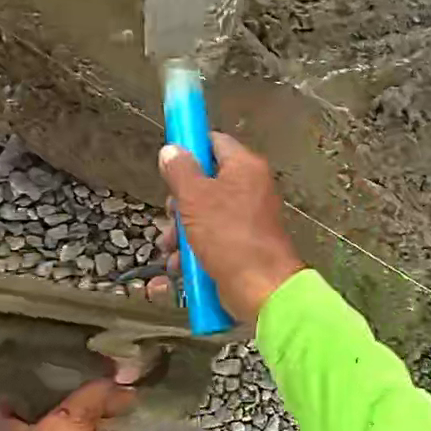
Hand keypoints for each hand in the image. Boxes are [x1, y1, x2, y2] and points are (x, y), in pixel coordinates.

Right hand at [157, 132, 304, 321]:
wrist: (261, 288)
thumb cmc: (229, 236)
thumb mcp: (195, 197)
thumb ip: (180, 170)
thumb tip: (172, 150)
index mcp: (245, 167)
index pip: (214, 142)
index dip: (189, 149)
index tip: (169, 164)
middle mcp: (249, 188)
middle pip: (204, 182)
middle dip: (179, 203)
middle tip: (171, 216)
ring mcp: (247, 218)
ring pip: (203, 214)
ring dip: (181, 232)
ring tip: (170, 249)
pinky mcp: (241, 244)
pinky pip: (212, 238)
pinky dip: (194, 250)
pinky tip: (180, 265)